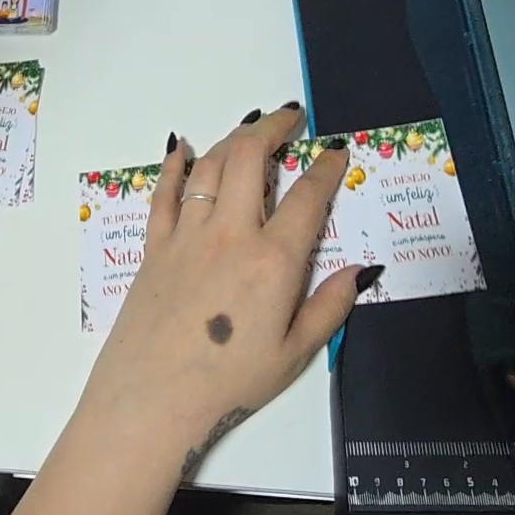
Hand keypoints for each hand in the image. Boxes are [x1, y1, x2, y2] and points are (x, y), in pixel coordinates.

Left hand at [75, 106, 377, 477]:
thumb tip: (362, 270)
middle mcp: (230, 232)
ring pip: (209, 165)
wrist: (151, 397)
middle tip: (291, 117)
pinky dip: (173, 165)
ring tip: (251, 129)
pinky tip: (180, 147)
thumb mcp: (295, 354)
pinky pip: (164, 193)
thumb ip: (330, 306)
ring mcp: (187, 234)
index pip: (308, 196)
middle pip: (250, 158)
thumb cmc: (228, 381)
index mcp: (273, 259)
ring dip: (233, 138)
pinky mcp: (155, 244)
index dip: (327, 167)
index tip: (336, 151)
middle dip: (274, 127)